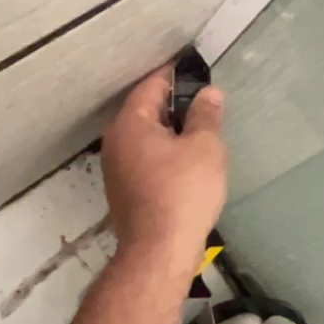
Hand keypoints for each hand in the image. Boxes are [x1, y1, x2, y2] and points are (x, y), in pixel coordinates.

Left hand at [100, 67, 225, 275]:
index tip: (198, 71)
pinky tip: (187, 165)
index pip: (151, 85)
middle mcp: (115, 142)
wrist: (159, 251)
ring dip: (171, 133)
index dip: (175, 75)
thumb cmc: (183, 192)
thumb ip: (206, 115)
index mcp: (129, 124)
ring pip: (146, 138)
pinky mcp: (124, 191)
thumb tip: (208, 93)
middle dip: (174, 106)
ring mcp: (116, 169)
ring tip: (202, 135)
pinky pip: (146, 160)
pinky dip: (165, 155)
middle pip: (145, 111)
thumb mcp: (204, 147)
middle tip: (206, 105)